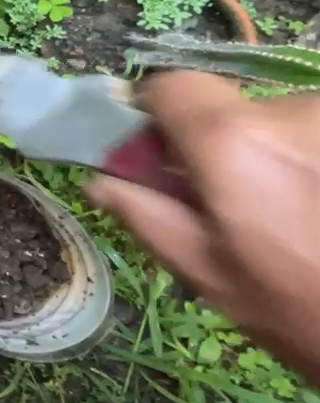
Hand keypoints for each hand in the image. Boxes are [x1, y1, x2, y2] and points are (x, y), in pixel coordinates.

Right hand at [87, 72, 319, 382]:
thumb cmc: (312, 317)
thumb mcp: (212, 276)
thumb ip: (148, 216)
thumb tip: (104, 183)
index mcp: (235, 142)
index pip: (175, 86)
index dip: (163, 117)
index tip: (170, 158)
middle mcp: (301, 120)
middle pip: (247, 112)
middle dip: (243, 148)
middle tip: (254, 205)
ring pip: (304, 129)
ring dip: (297, 161)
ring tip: (309, 216)